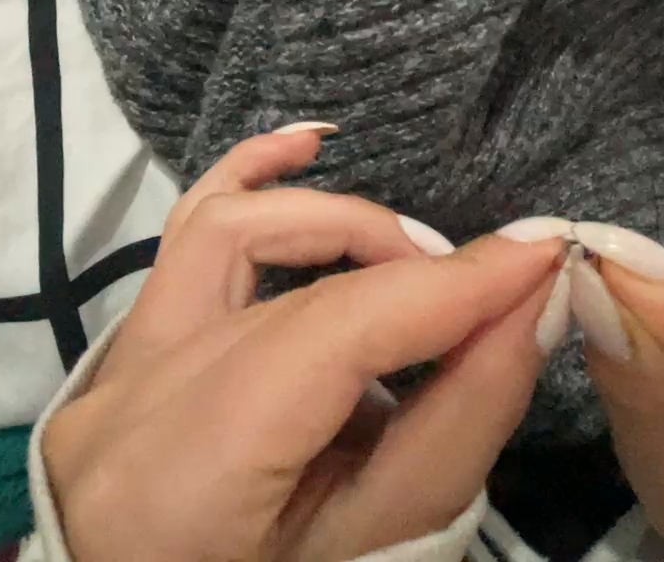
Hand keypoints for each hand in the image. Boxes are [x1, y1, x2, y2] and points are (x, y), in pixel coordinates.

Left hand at [41, 129, 567, 561]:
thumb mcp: (367, 549)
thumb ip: (450, 429)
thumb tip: (523, 309)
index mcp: (183, 474)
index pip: (333, 334)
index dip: (445, 289)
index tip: (540, 256)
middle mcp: (136, 390)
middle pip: (299, 294)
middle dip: (416, 272)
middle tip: (496, 286)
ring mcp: (123, 352)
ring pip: (234, 228)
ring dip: (341, 222)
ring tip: (416, 251)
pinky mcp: (133, 332)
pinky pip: (186, 224)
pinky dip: (251, 172)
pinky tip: (308, 143)